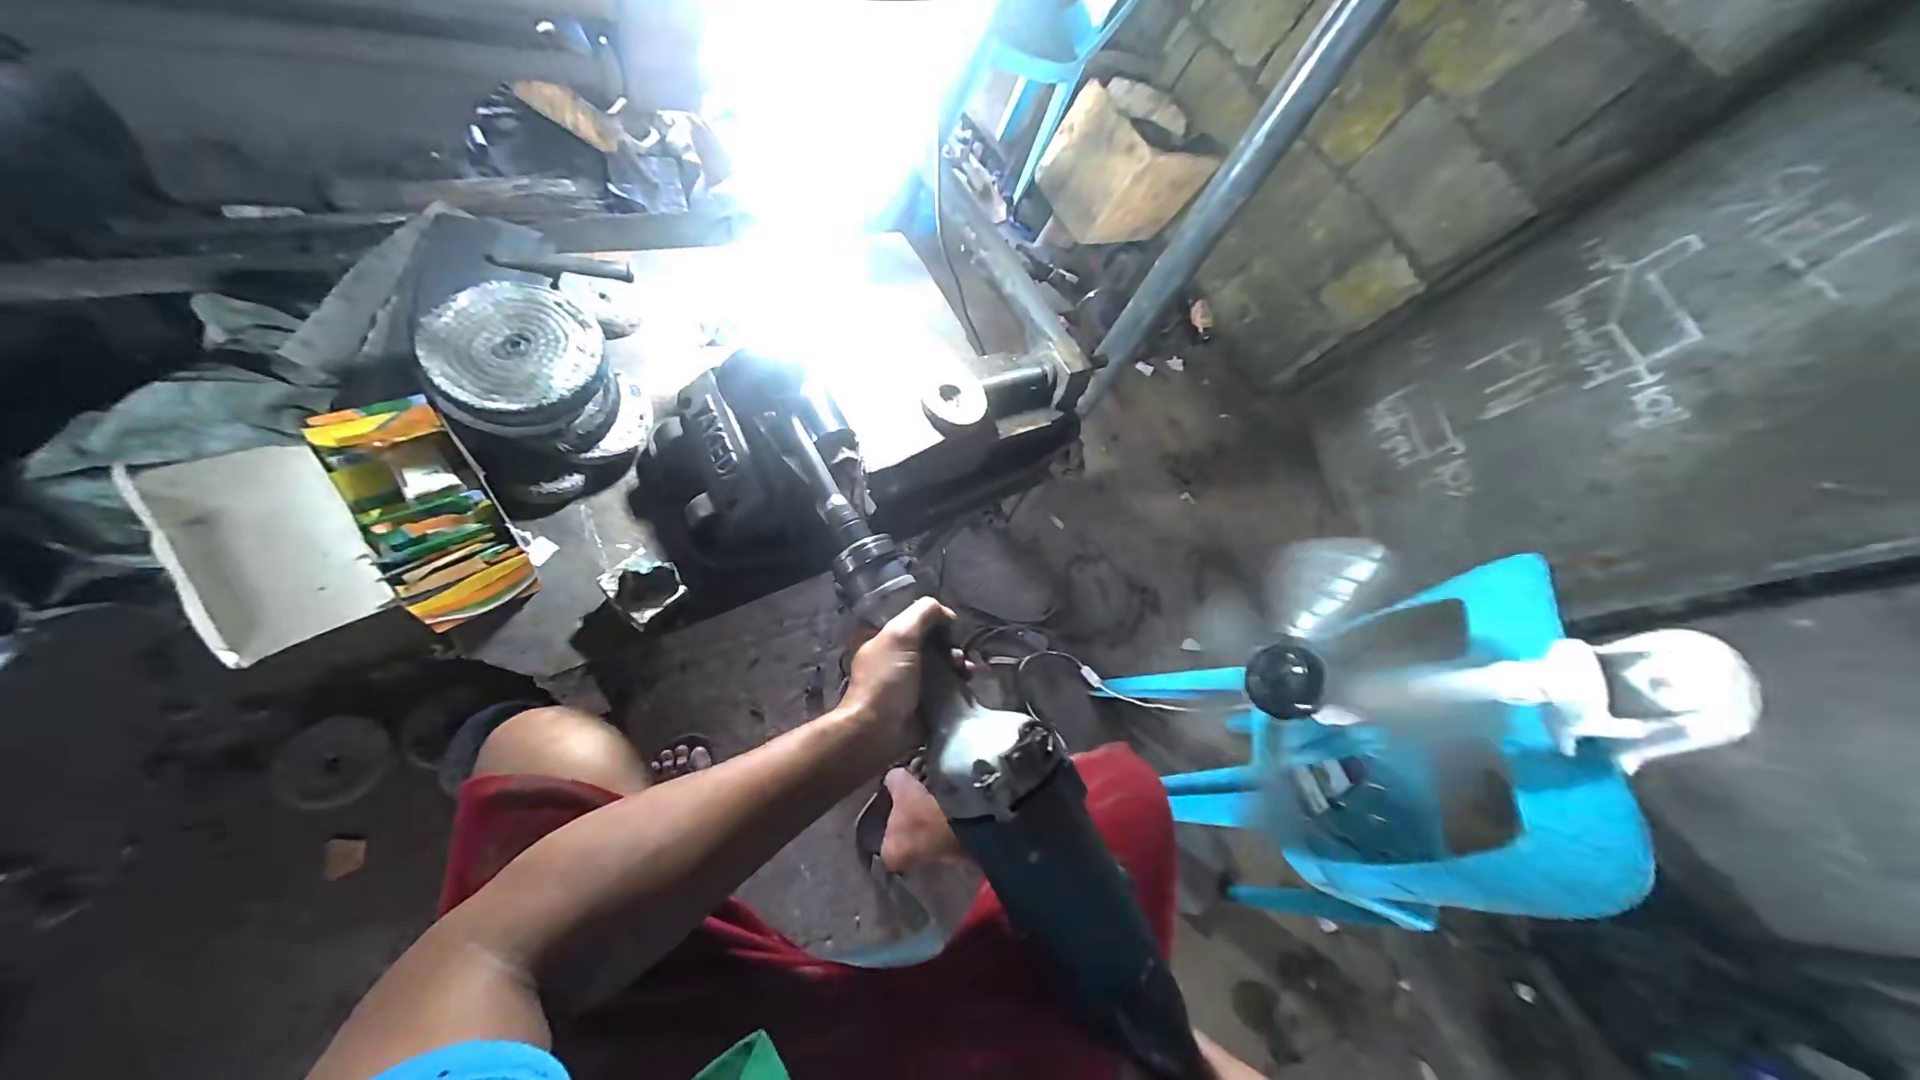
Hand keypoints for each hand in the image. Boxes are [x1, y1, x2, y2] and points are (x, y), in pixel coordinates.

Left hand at [840, 596, 961, 755]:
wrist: (878, 732)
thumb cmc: (886, 680)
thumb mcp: (900, 634)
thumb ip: (924, 613)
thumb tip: (949, 614)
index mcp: (887, 639)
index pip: (918, 621)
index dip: (938, 622)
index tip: (950, 630)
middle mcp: (900, 658)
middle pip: (935, 643)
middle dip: (953, 645)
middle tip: (958, 656)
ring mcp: (913, 682)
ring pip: (945, 665)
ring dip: (960, 664)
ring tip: (967, 671)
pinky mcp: (927, 703)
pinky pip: (949, 687)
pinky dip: (961, 683)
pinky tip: (969, 682)